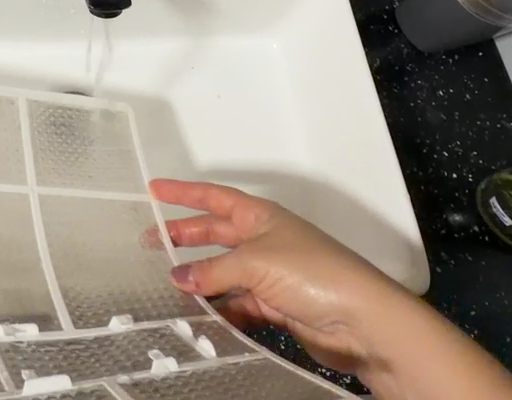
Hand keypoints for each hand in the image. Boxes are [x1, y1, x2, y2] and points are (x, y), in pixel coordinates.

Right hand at [153, 178, 412, 374]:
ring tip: (168, 283)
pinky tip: (201, 314)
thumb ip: (213, 270)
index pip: (213, 197)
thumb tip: (177, 278)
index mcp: (259, 216)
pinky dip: (220, 307)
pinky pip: (238, 302)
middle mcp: (263, 239)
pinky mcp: (277, 306)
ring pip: (223, 271)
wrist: (360, 321)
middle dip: (184, 236)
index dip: (184, 193)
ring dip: (199, 277)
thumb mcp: (255, 263)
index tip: (154, 190)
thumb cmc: (309, 272)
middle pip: (215, 233)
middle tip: (151, 242)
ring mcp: (270, 273)